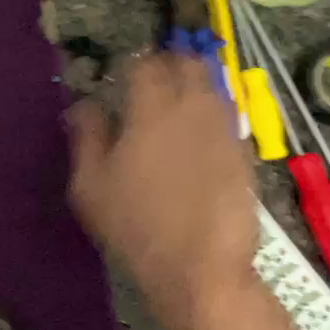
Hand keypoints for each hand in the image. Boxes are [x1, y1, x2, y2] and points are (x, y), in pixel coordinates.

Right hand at [67, 53, 258, 329]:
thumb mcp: (90, 185)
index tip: (121, 74)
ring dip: (193, 85)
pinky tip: (198, 136)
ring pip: (213, 86)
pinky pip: (227, 117)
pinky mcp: (244, 153)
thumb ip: (87, 136)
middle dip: (169, 64)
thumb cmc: (133, 225)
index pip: (145, 64)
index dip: (133, 62)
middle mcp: (192, 110)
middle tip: (152, 80)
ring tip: (176, 104)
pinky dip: (211, 114)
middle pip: (187, 65)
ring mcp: (224, 130)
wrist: (199, 266)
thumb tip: (84, 105)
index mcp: (150, 111)